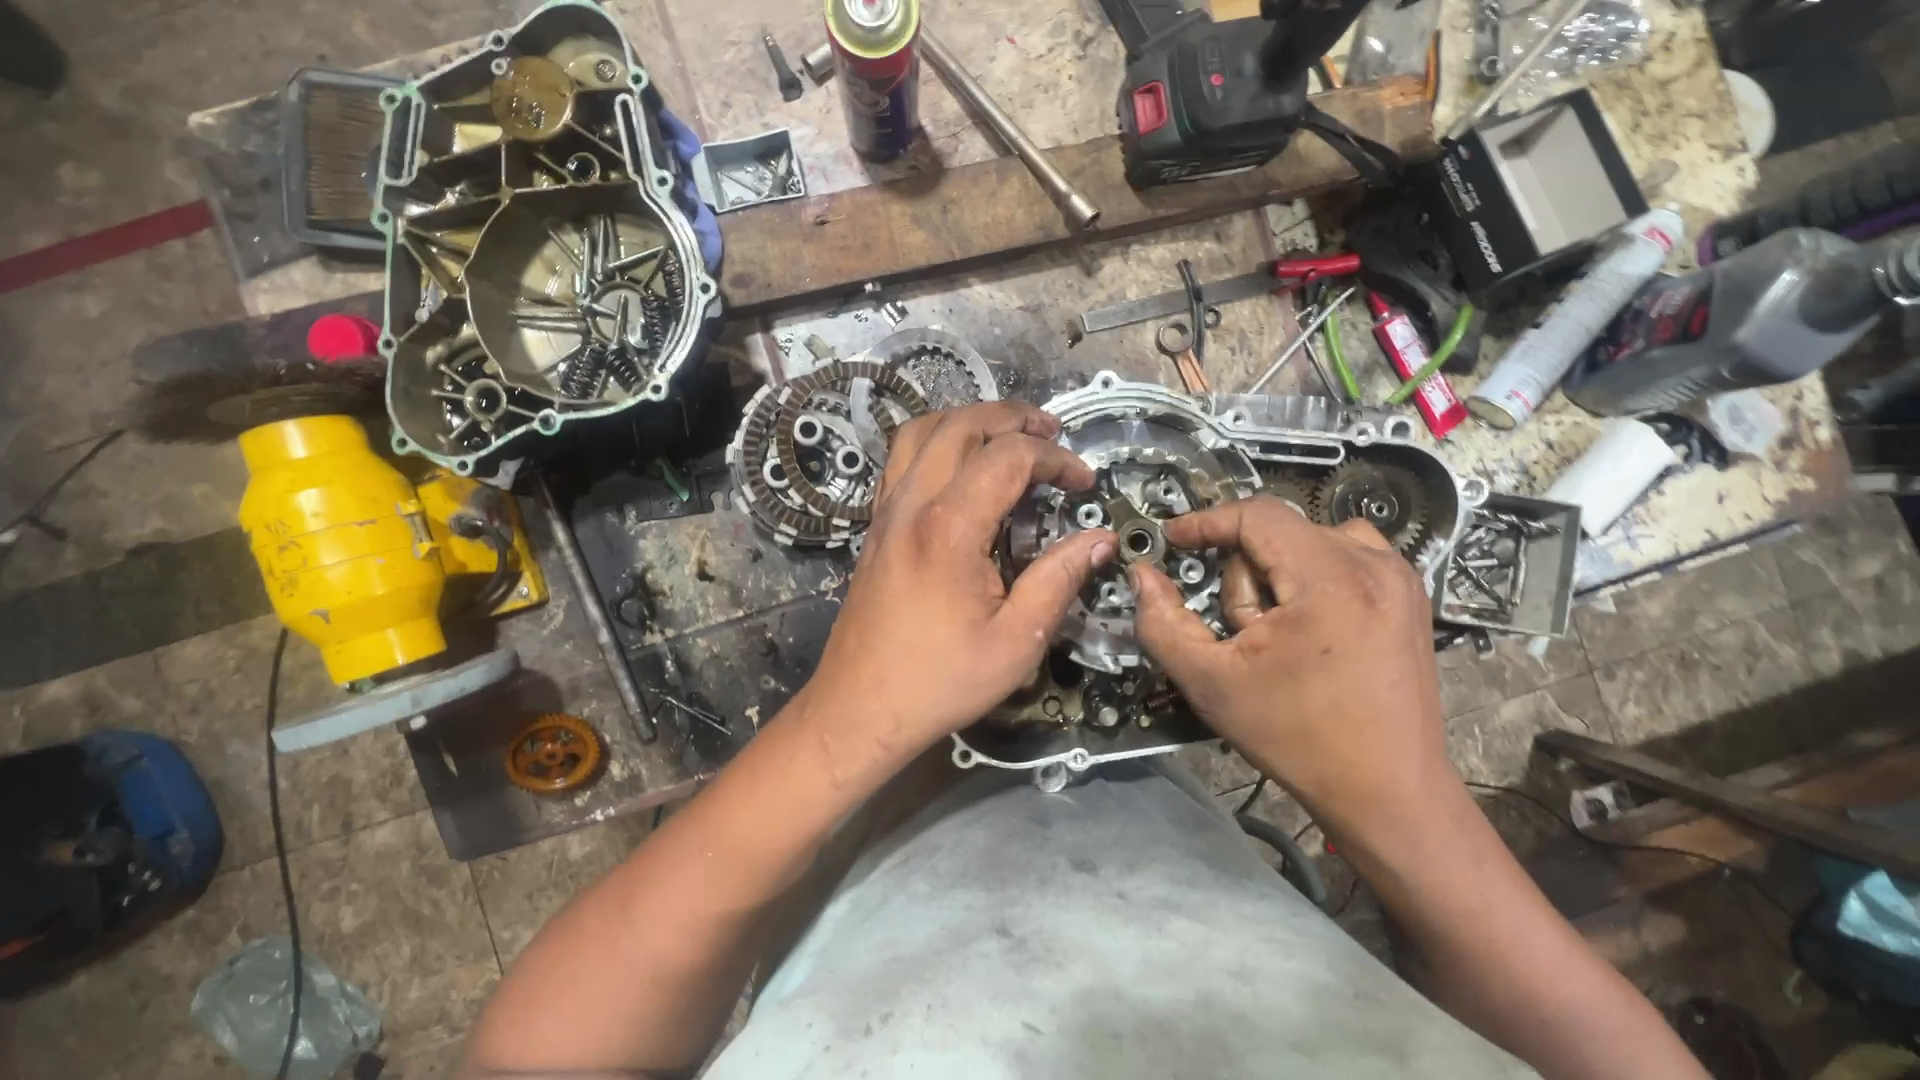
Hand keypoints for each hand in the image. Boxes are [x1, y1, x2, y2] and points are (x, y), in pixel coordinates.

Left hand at [794, 403, 1114, 766]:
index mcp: (949, 528)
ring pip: (921, 431)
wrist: (859, 707)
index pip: (1008, 458)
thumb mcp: (1016, 641)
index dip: (1055, 459)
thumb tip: (1099, 540)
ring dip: (969, 421)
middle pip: (960, 425)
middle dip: (1013, 418)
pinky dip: (936, 442)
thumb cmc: (940, 681)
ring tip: (1008, 436)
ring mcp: (885, 512)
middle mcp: (911, 504)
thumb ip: (1059, 580)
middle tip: (1053, 433)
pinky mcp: (875, 527)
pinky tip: (960, 466)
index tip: (1085, 484)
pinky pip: (901, 459)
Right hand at [1131, 495, 1453, 831]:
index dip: (1206, 522)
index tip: (1174, 541)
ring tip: (1278, 634)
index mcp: (1330, 578)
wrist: (1387, 791)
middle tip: (1245, 635)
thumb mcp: (1211, 683)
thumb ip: (1162, 624)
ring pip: (1312, 542)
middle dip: (1247, 575)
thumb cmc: (1297, 739)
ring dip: (1280, 574)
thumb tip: (1143, 576)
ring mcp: (1400, 579)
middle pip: (1280, 532)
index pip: (1257, 515)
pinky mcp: (1411, 597)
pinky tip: (1310, 631)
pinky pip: (1346, 559)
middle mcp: (1374, 564)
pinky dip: (1314, 580)